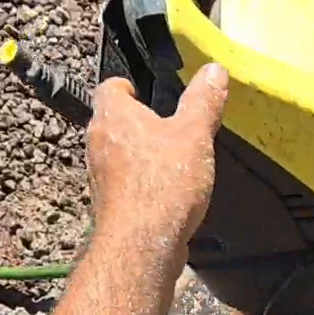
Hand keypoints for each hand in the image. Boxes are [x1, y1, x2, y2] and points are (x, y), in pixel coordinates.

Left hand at [86, 64, 227, 263]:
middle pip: (113, 123)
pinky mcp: (109, 208)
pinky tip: (164, 199)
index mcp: (114, 115)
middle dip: (136, 125)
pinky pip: (125, 188)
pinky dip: (140, 188)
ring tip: (167, 166)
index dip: (128, 87)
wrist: (142, 244)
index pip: (111, 87)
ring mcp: (100, 178)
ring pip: (117, 157)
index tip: (145, 94)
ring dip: (138, 158)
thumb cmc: (165, 184)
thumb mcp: (195, 136)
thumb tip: (215, 70)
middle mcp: (98, 142)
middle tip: (165, 131)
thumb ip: (204, 102)